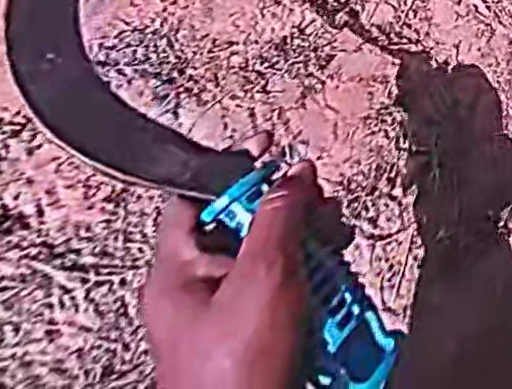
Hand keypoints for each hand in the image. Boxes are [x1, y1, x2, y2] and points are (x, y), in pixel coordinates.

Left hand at [142, 154, 317, 388]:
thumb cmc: (238, 365)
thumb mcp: (263, 275)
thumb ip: (279, 215)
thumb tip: (295, 171)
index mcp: (178, 271)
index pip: (193, 198)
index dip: (229, 167)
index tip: (269, 146)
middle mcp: (198, 284)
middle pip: (244, 219)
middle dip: (288, 208)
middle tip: (317, 207)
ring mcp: (230, 304)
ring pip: (273, 246)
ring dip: (309, 240)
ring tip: (332, 249)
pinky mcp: (259, 321)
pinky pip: (288, 276)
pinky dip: (314, 268)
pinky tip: (333, 278)